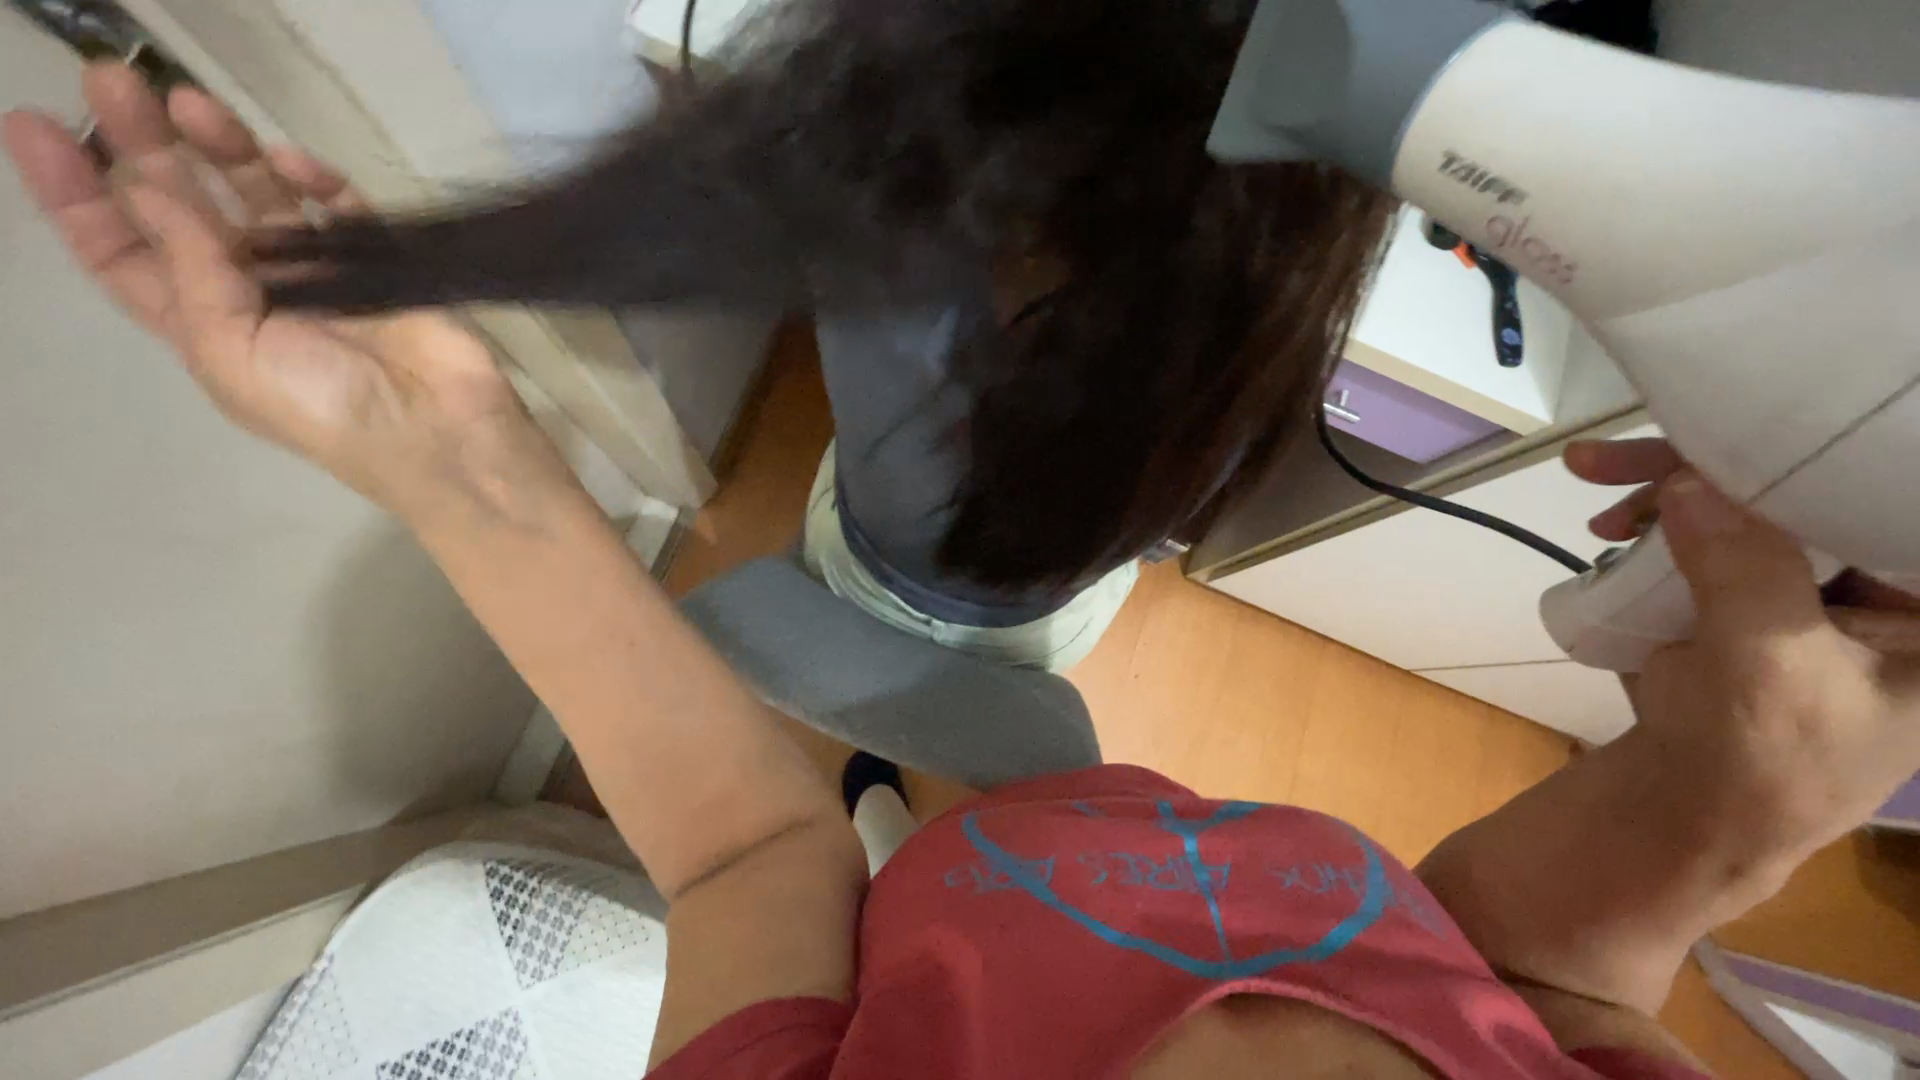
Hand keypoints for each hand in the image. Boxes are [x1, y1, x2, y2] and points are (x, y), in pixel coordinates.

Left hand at [2, 64, 568, 524]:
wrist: (439, 431)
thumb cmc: (326, 408)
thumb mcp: (230, 352)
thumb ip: (193, 269)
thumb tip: (148, 188)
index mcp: (205, 326)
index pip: (126, 254)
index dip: (78, 194)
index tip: (36, 123)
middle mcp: (257, 294)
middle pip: (189, 211)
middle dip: (148, 150)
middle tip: (117, 82)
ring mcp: (324, 277)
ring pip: (262, 200)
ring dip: (226, 151)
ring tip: (194, 104)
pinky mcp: (384, 267)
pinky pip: (344, 213)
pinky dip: (319, 185)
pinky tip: (292, 162)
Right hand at [1565, 437, 1919, 847]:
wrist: (1694, 801)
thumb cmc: (1768, 754)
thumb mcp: (1770, 668)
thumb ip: (1745, 575)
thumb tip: (1687, 485)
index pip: (1887, 496)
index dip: (1825, 454)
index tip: (1734, 429)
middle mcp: (1883, 573)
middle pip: (1804, 486)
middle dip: (1705, 469)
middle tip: (1608, 462)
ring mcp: (1810, 575)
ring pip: (1744, 500)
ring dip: (1665, 490)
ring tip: (1597, 500)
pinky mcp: (1746, 582)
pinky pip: (1704, 527)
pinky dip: (1653, 519)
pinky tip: (1612, 529)